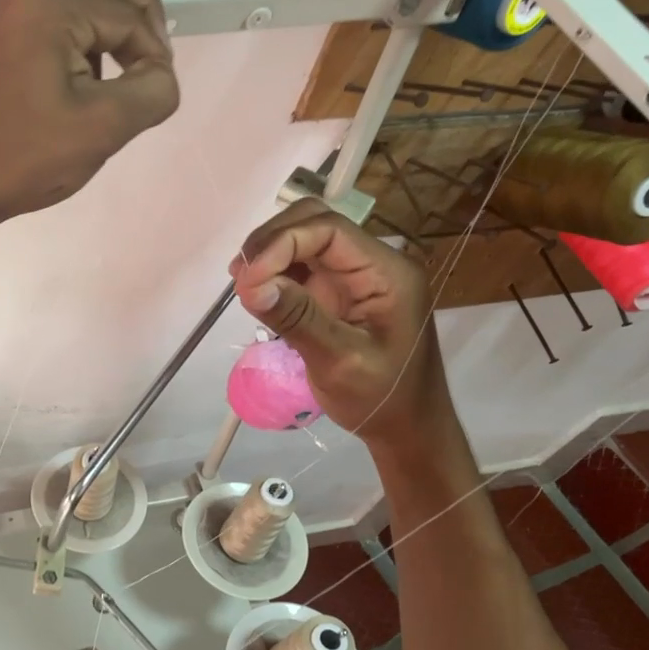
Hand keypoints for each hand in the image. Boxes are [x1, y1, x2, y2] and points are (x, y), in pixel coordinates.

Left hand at [0, 0, 179, 270]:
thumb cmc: (23, 160)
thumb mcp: (103, 128)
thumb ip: (153, 90)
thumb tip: (161, 72)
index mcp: (44, 0)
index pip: (126, 14)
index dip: (153, 55)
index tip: (155, 96)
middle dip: (136, 11)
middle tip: (149, 59)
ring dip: (107, 23)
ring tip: (115, 77)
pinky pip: (50, 8)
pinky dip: (77, 33)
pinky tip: (82, 80)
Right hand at [230, 198, 449, 451]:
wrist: (406, 427)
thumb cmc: (381, 398)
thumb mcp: (339, 361)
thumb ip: (297, 318)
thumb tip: (250, 284)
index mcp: (386, 272)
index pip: (328, 229)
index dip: (281, 244)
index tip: (247, 280)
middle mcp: (372, 263)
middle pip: (315, 222)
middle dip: (272, 242)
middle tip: (241, 279)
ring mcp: (355, 276)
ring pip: (305, 239)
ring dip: (270, 255)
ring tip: (245, 287)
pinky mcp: (339, 292)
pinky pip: (303, 265)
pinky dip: (275, 272)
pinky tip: (258, 295)